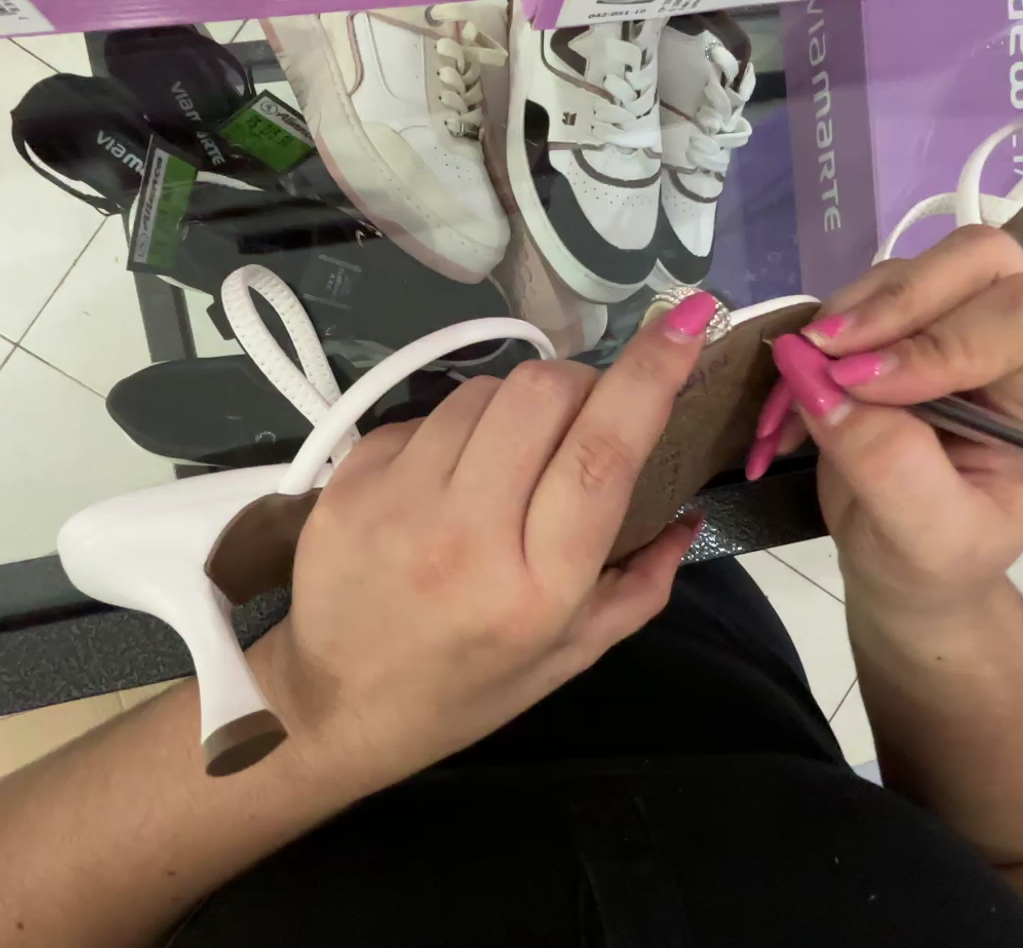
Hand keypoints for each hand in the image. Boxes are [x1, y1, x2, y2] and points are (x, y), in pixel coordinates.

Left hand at [250, 293, 720, 796]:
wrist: (332, 704)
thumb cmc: (466, 688)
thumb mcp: (569, 657)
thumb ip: (643, 585)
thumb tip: (691, 513)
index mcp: (537, 586)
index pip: (603, 454)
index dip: (650, 375)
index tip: (687, 317)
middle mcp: (467, 533)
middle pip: (542, 393)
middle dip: (581, 382)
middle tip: (582, 417)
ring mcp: (398, 498)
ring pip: (485, 391)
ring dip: (517, 407)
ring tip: (506, 460)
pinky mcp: (350, 477)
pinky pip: (428, 412)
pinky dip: (458, 428)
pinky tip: (447, 479)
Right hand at [752, 226, 1022, 623]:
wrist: (899, 566)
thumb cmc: (931, 565)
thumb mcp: (923, 536)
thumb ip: (883, 460)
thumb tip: (814, 377)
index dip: (938, 342)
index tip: (858, 386)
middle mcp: (1021, 349)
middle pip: (977, 262)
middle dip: (892, 302)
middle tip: (822, 350)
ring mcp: (958, 331)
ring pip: (908, 271)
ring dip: (844, 319)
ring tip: (801, 384)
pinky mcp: (902, 333)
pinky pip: (858, 300)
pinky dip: (816, 337)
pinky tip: (797, 389)